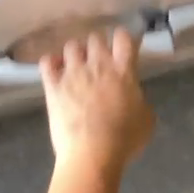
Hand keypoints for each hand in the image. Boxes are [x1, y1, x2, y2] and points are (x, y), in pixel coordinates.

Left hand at [40, 28, 154, 177]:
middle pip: (95, 37)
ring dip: (76, 53)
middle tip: (98, 59)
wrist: (92, 155)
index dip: (123, 38)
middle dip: (97, 45)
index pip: (123, 38)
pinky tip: (55, 70)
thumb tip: (133, 95)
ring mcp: (73, 73)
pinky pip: (47, 62)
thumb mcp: (146, 118)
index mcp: (123, 70)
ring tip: (76, 65)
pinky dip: (51, 63)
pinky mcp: (53, 86)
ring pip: (72, 46)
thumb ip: (139, 99)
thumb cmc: (124, 139)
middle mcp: (98, 64)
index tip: (122, 46)